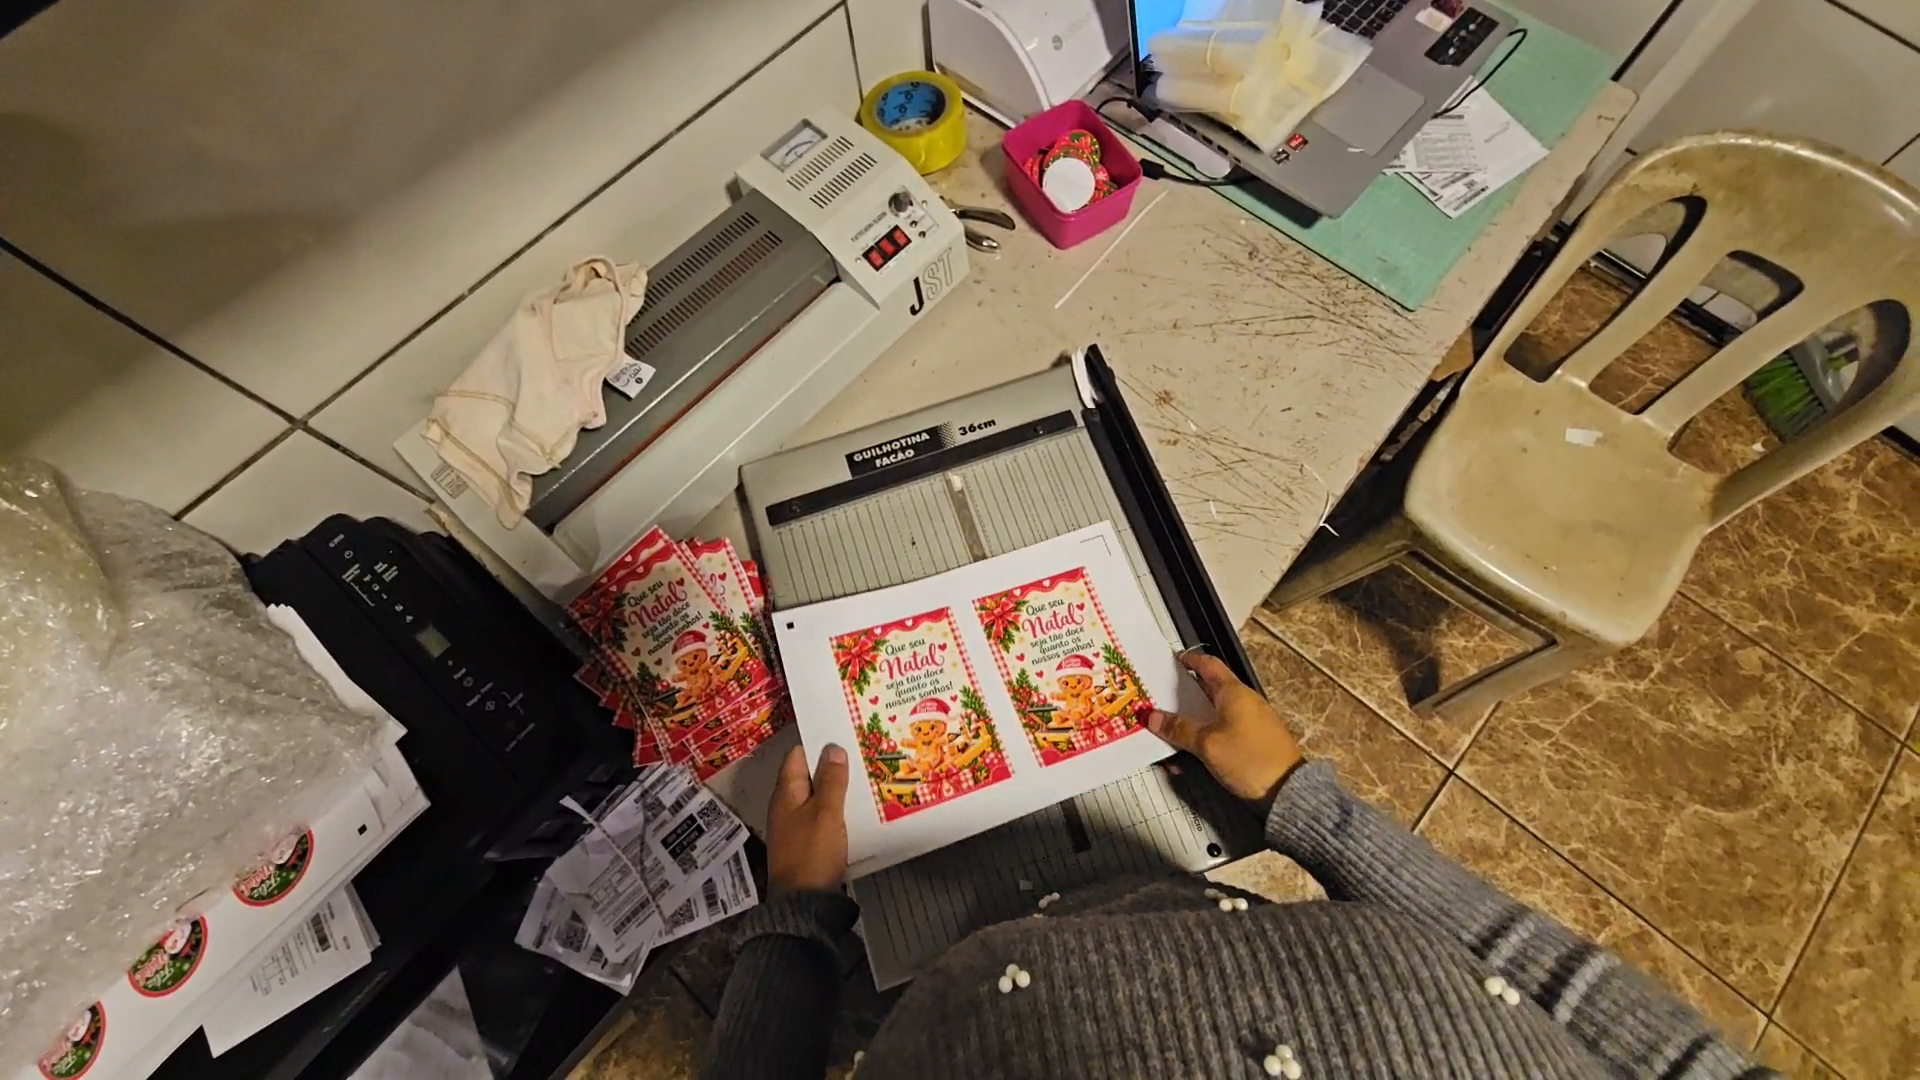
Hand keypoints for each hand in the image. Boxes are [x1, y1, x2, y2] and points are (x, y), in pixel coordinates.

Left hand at [766, 743, 849, 892]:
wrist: (804, 905)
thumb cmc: (812, 853)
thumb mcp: (825, 813)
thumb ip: (831, 780)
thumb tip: (833, 747)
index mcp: (786, 793)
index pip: (798, 756)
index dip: (818, 742)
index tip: (842, 732)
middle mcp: (788, 805)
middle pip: (809, 775)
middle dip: (833, 764)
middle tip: (861, 751)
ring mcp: (797, 825)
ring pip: (819, 796)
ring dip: (838, 787)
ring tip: (866, 774)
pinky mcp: (809, 842)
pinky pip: (824, 815)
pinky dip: (839, 807)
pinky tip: (859, 806)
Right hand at [1147, 651, 1303, 804]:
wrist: (1287, 792)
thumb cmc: (1248, 759)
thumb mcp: (1207, 744)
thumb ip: (1179, 729)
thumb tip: (1152, 717)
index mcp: (1234, 692)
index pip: (1209, 665)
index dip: (1190, 660)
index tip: (1173, 660)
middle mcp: (1245, 701)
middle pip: (1210, 689)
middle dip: (1185, 693)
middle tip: (1163, 697)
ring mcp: (1252, 721)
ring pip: (1215, 712)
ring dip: (1194, 718)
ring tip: (1172, 728)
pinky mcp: (1255, 740)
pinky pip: (1225, 729)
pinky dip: (1207, 734)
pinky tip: (1193, 750)